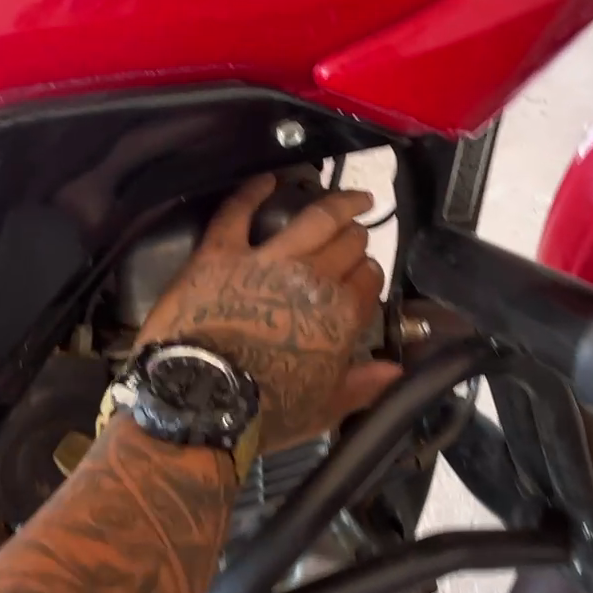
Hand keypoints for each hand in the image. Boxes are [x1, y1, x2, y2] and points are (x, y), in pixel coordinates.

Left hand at [139, 175, 400, 449]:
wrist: (198, 401)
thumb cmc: (262, 413)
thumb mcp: (324, 410)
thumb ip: (363, 385)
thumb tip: (394, 371)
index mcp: (340, 316)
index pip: (368, 280)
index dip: (368, 275)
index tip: (364, 276)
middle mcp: (312, 278)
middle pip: (347, 244)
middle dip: (356, 238)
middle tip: (355, 237)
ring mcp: (266, 260)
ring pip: (313, 219)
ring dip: (337, 204)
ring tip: (351, 197)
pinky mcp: (220, 253)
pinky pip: (239, 212)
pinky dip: (253, 191)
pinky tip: (269, 179)